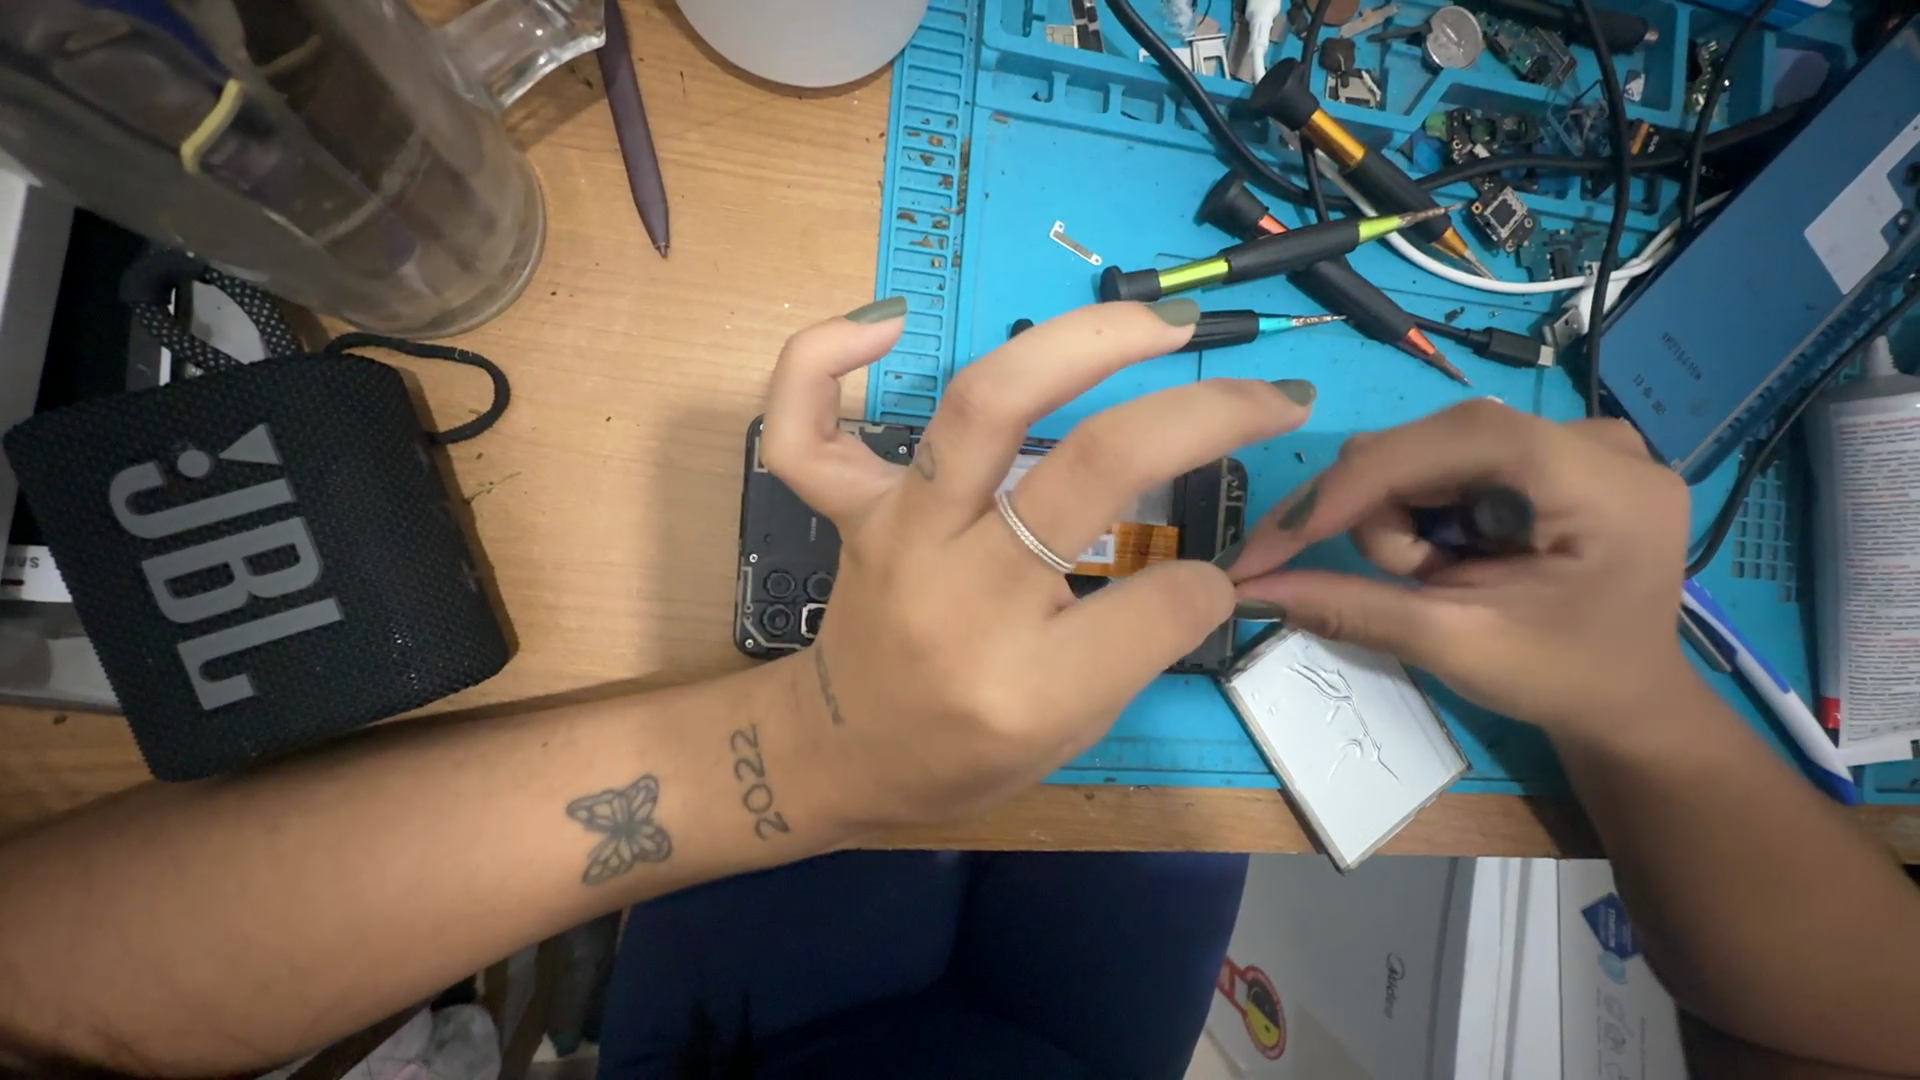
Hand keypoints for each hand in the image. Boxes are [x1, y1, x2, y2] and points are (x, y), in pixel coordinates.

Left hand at [759, 298, 1313, 829]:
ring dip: (1079, 343)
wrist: (844, 752)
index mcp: (1029, 684)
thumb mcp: (1070, 732)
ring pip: (980, 408)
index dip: (1209, 580)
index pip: (1163, 602)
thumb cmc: (961, 754)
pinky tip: (886, 323)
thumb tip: (1203, 563)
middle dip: (1195, 414)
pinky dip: (823, 360)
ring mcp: (897, 538)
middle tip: (1260, 389)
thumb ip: (1140, 645)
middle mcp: (962, 595)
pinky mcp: (850, 514)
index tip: (1213, 576)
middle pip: (1089, 468)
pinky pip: (807, 432)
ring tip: (1153, 323)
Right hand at [1225, 400, 1693, 735]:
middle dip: (1382, 519)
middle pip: (1424, 444)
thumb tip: (1250, 590)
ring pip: (1418, 452)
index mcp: (1598, 482)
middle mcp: (1587, 439)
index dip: (1350, 486)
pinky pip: (1435, 461)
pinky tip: (1452, 553)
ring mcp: (1567, 440)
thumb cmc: (1559, 679)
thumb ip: (1350, 608)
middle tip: (1407, 582)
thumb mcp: (1454, 647)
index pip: (1448, 442)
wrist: (1625, 700)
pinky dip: (1415, 513)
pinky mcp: (1541, 453)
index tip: (1270, 546)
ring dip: (1397, 520)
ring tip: (1439, 576)